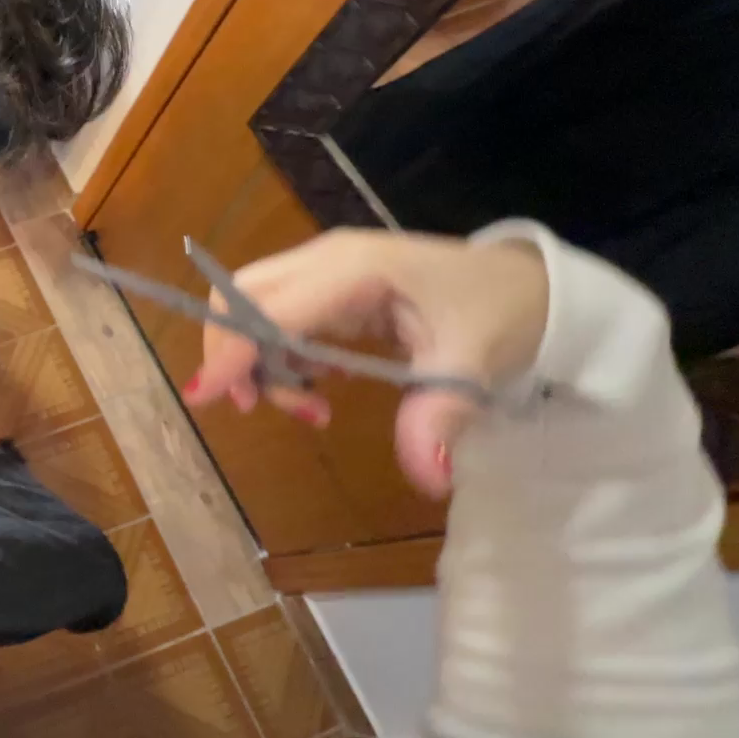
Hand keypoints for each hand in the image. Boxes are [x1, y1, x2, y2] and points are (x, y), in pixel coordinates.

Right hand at [182, 229, 548, 496]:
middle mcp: (323, 260)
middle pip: (239, 296)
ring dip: (256, 361)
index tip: (205, 397)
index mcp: (355, 268)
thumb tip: (426, 478)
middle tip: (256, 406)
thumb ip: (437, 416)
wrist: (533, 285)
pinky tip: (317, 380)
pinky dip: (276, 354)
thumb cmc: (505, 314)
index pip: (268, 307)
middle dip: (232, 353)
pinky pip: (271, 315)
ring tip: (310, 407)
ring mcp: (319, 268)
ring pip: (247, 307)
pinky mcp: (321, 284)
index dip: (231, 350)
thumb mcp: (475, 365)